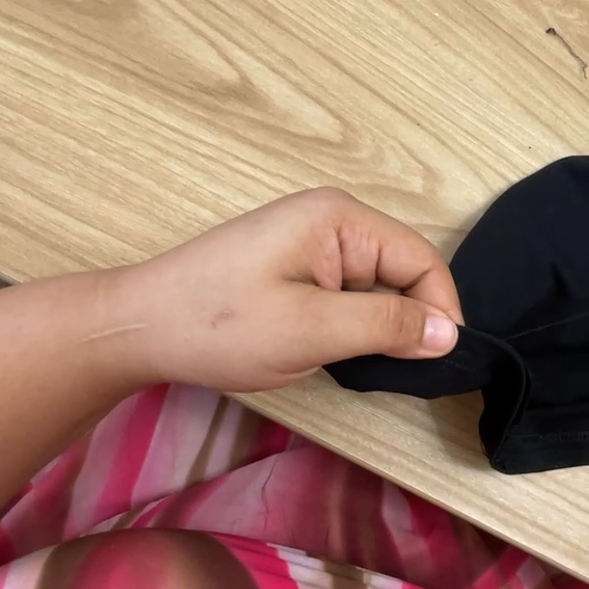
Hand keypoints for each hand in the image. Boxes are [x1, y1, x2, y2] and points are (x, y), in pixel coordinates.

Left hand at [102, 188, 461, 392]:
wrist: (138, 330)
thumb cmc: (220, 325)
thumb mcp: (313, 330)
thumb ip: (387, 325)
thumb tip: (450, 334)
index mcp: (341, 219)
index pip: (422, 260)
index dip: (439, 310)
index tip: (436, 361)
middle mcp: (335, 221)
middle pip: (404, 271)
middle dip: (408, 319)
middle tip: (396, 369)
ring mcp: (316, 243)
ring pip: (381, 287)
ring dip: (381, 325)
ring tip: (363, 361)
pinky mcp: (302, 267)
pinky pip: (354, 294)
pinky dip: (358, 325)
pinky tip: (339, 349)